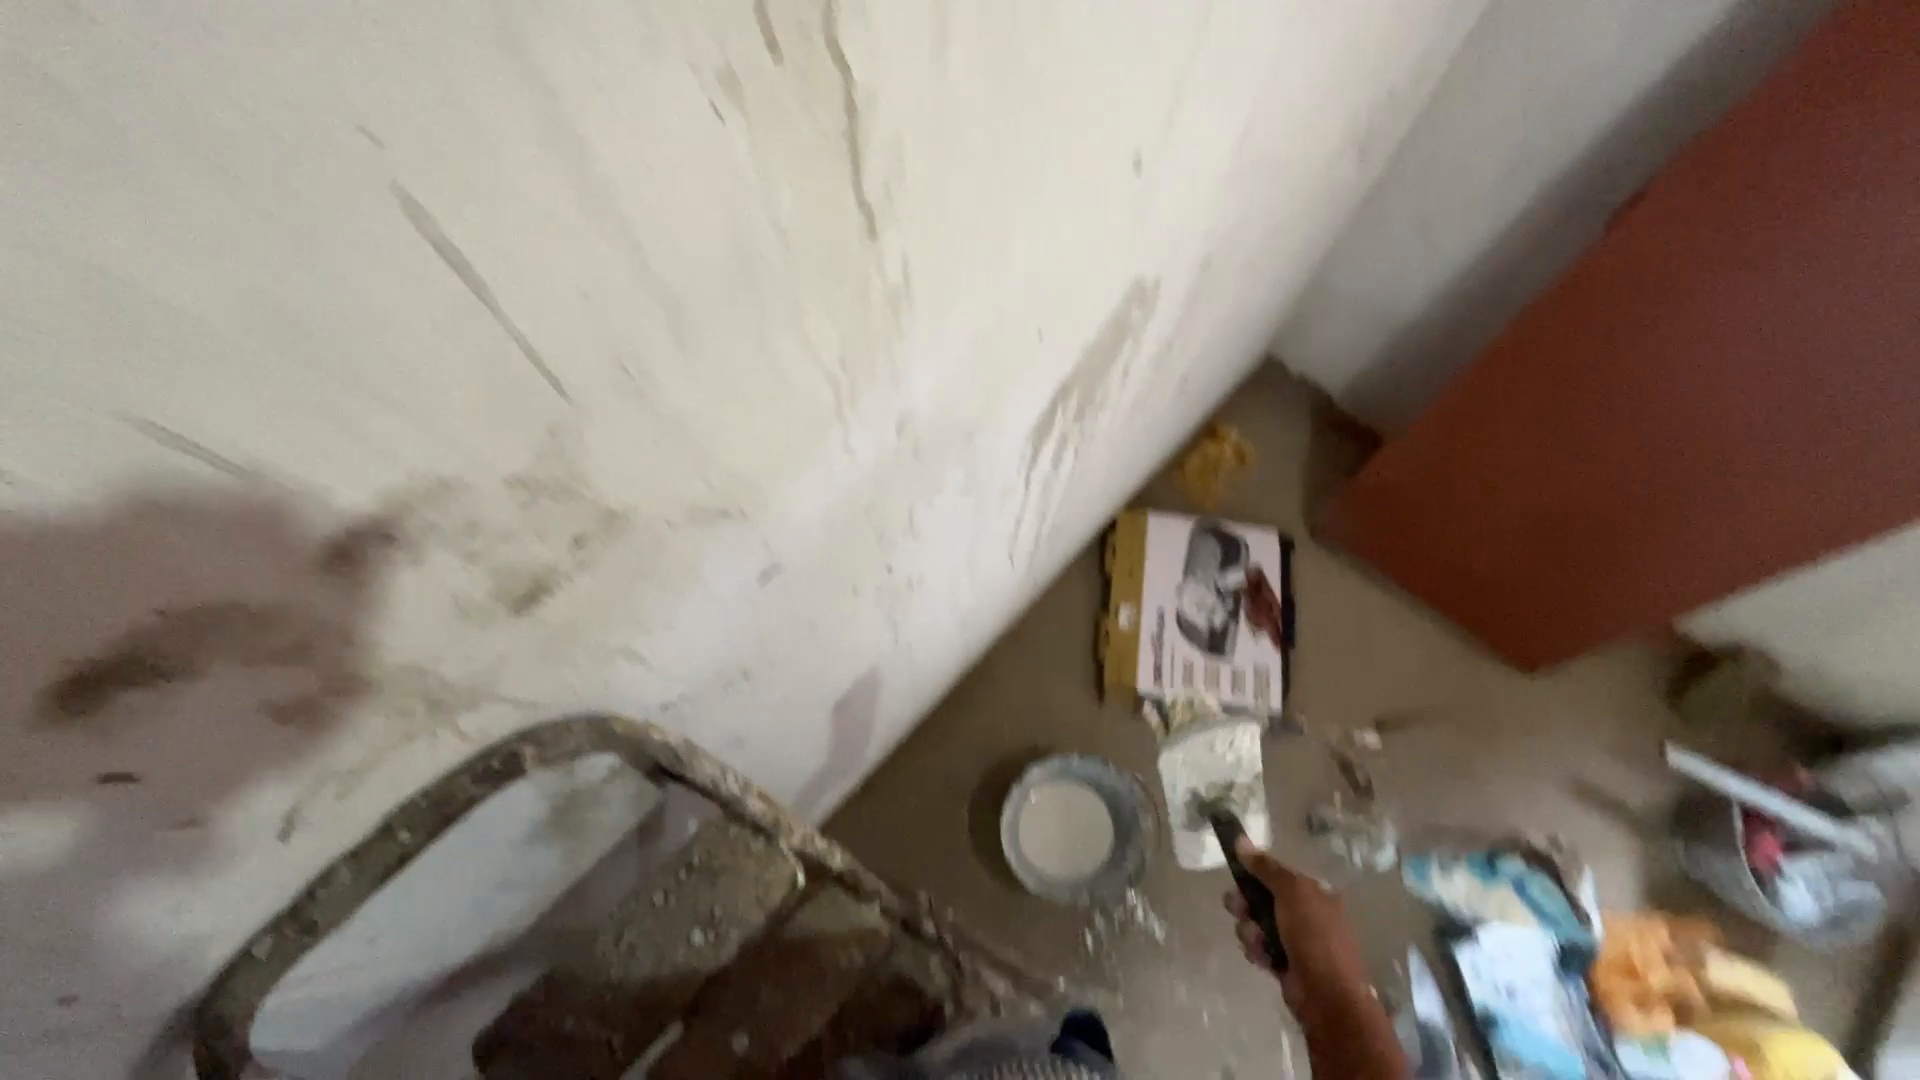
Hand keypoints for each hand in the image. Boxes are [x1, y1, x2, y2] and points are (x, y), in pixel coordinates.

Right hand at [1222, 837, 1368, 1006]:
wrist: (1327, 996)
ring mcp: (1293, 940)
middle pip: (1260, 897)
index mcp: (1313, 893)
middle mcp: (1304, 914)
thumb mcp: (1293, 892)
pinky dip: (1257, 951)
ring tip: (1259, 943)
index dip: (1254, 874)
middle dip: (1245, 903)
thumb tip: (1241, 841)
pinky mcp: (1282, 962)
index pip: (1275, 874)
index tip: (1236, 875)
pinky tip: (1263, 960)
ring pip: (1254, 923)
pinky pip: (1258, 946)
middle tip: (1240, 909)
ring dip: (1250, 931)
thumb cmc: (1314, 936)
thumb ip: (1266, 867)